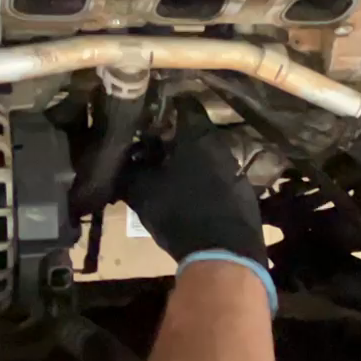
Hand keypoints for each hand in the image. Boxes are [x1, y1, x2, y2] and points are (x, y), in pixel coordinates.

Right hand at [121, 102, 266, 263]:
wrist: (225, 255)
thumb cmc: (180, 214)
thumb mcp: (143, 193)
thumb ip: (129, 172)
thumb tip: (118, 163)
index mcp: (197, 136)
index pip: (182, 105)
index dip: (162, 108)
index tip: (146, 119)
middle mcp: (221, 145)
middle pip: (194, 132)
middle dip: (172, 139)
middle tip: (151, 151)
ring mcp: (236, 169)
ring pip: (206, 155)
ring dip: (188, 161)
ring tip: (167, 176)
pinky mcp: (243, 192)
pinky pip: (218, 177)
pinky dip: (203, 180)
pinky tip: (190, 197)